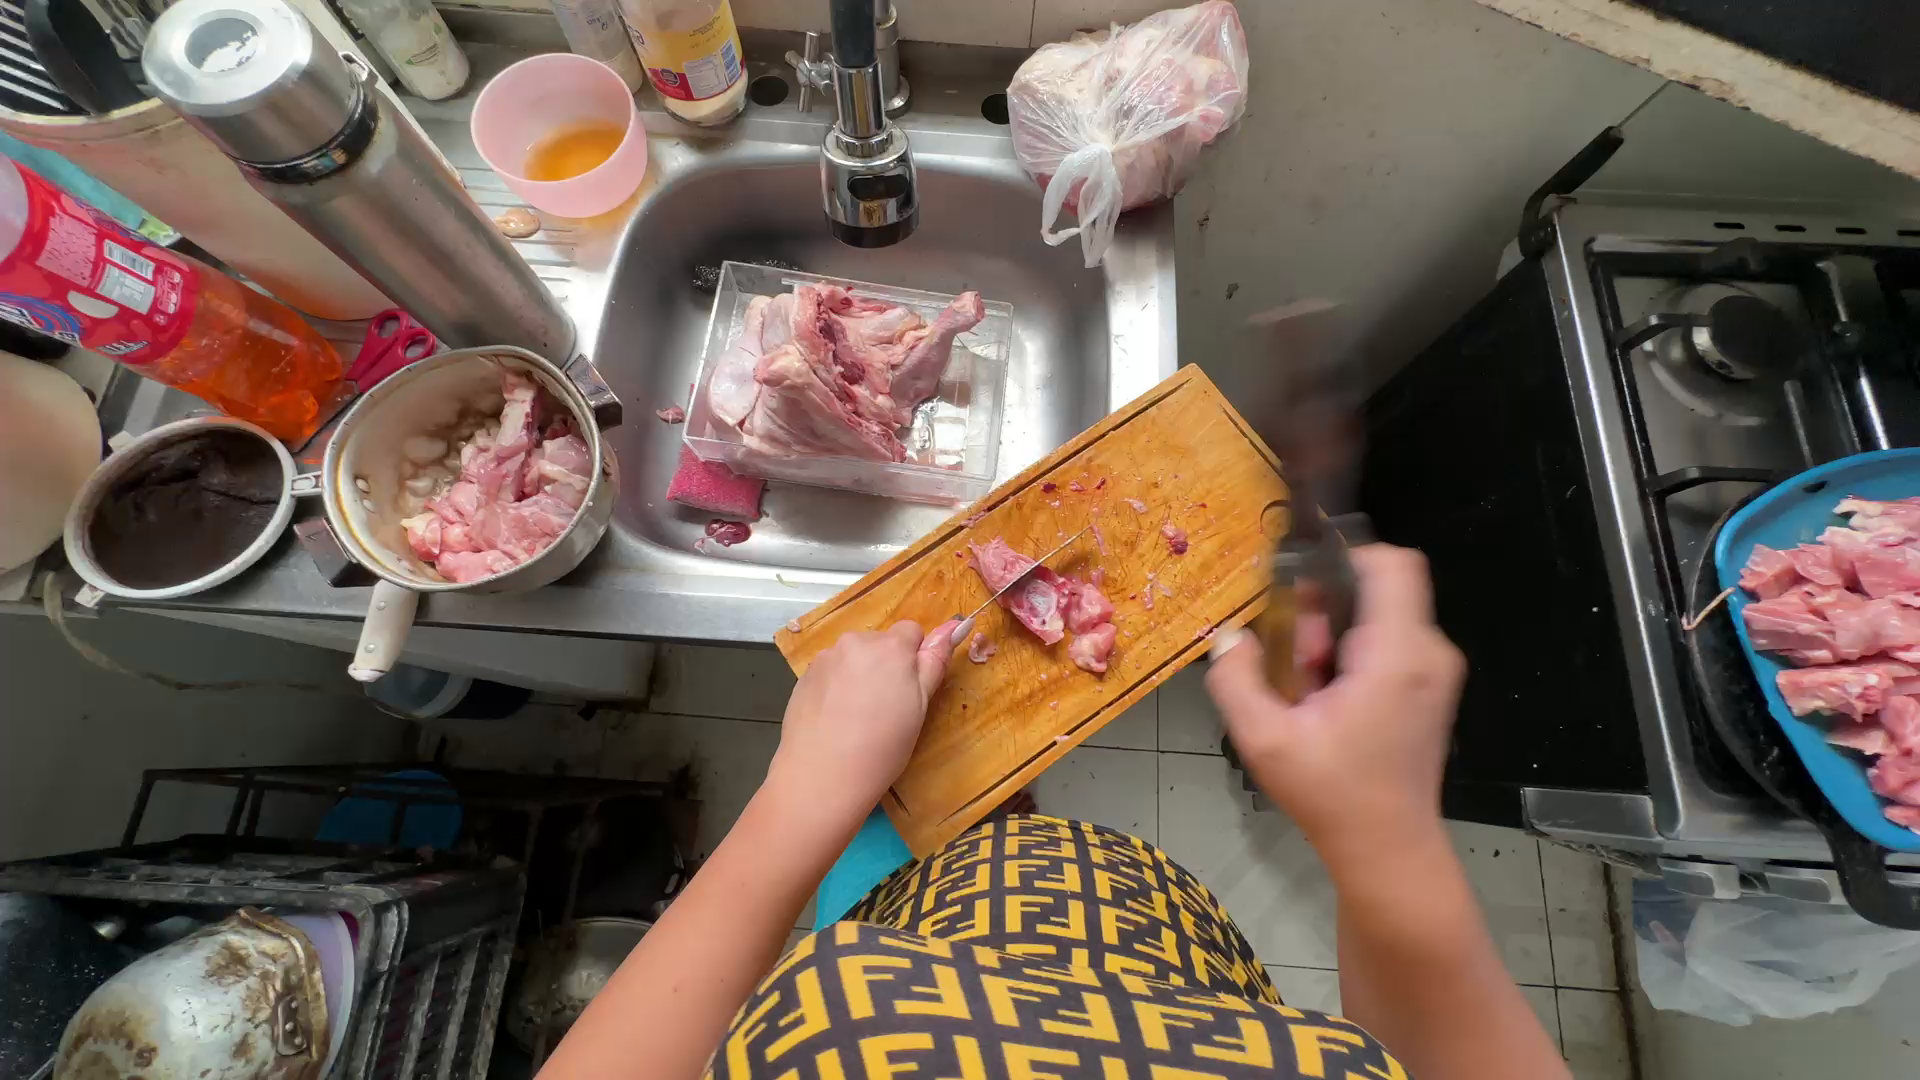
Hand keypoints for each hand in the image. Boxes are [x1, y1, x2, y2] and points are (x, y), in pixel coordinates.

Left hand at [766, 618, 961, 821]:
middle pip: (880, 642)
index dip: (914, 659)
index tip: (908, 689)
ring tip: (857, 715)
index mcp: (890, 646)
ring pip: (854, 656)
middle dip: (886, 664)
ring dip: (860, 673)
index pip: (911, 631)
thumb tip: (955, 624)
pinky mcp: (804, 675)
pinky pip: (831, 670)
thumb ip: (935, 660)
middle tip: (885, 707)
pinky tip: (835, 717)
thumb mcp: (920, 706)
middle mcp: (856, 641)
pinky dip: (836, 684)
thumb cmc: (883, 746)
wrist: (821, 776)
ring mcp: (826, 657)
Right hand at [1206, 544, 1465, 876]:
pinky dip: (1348, 650)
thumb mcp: (1263, 739)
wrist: (1388, 849)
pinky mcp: (1428, 685)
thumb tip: (1228, 637)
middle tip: (1294, 660)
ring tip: (1307, 684)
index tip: (1297, 586)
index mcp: (1396, 657)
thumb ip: (1235, 679)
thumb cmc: (1330, 794)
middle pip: (1375, 588)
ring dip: (1330, 633)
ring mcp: (1434, 670)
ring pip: (1377, 613)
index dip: (1343, 556)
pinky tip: (1325, 694)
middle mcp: (1427, 653)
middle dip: (1322, 610)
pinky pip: (1385, 637)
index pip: (1392, 564)